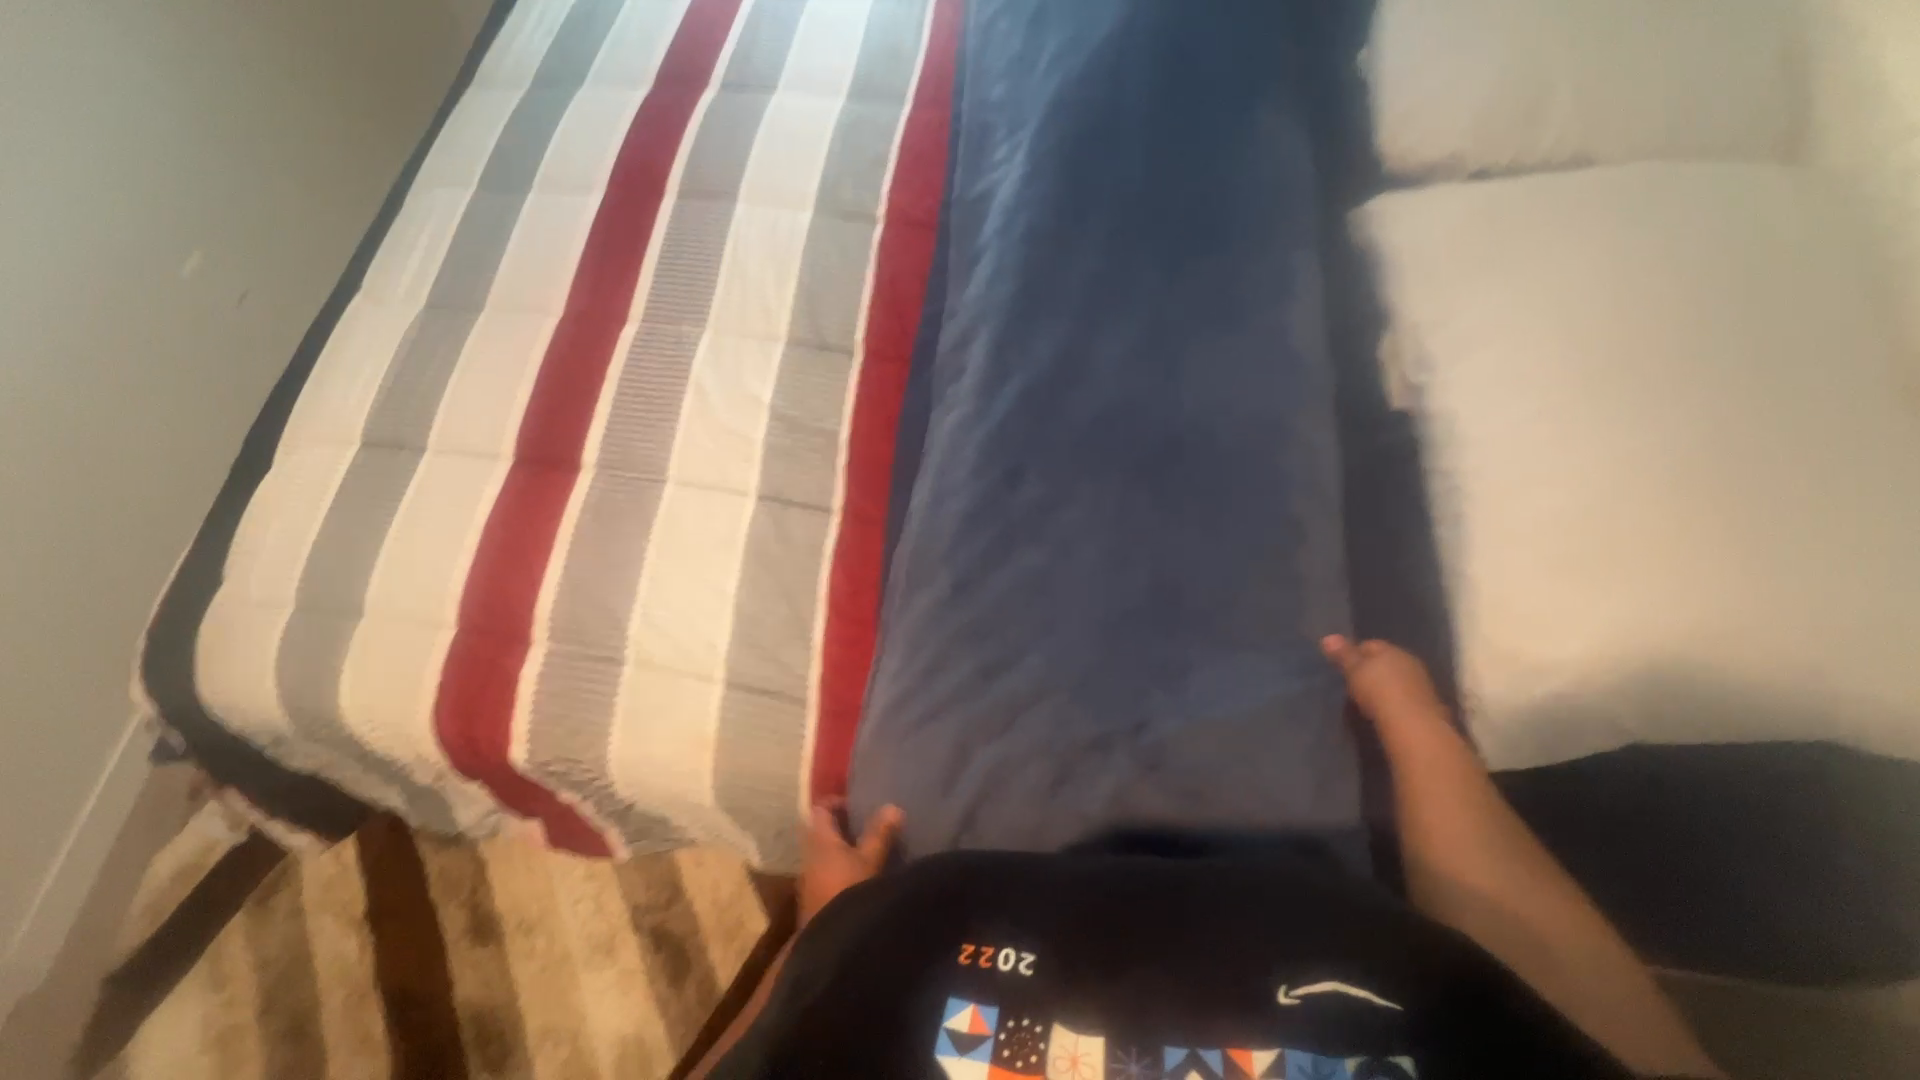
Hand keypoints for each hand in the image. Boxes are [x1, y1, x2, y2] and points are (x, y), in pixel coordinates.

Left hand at [798, 800, 901, 926]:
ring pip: (822, 852)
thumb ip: (880, 833)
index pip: (820, 809)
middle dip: (841, 827)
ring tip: (867, 853)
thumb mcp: (871, 860)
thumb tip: (892, 807)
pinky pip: (823, 872)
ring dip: (840, 849)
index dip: (836, 803)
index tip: (858, 807)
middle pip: (820, 830)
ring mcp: (807, 877)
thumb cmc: (849, 890)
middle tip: (867, 828)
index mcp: (819, 839)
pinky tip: (858, 878)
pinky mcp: (811, 898)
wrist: (828, 941)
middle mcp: (808, 854)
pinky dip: (838, 868)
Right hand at [1320, 634, 1446, 728]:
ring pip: (1395, 678)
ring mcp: (1421, 682)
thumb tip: (1327, 637)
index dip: (1353, 654)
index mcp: (1391, 650)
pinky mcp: (1427, 703)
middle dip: (1370, 670)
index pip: (1369, 645)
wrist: (1413, 725)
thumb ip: (1342, 654)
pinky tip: (1383, 710)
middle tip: (1352, 684)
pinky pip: (1404, 696)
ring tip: (1366, 700)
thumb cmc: (1378, 691)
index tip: (1340, 667)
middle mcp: (1409, 661)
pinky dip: (1393, 700)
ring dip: (1383, 686)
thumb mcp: (1353, 671)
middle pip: (1384, 661)